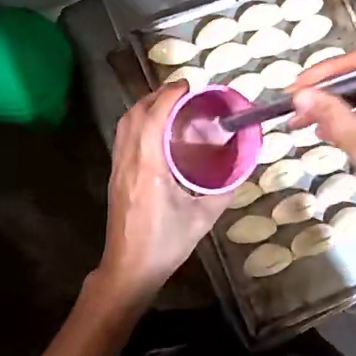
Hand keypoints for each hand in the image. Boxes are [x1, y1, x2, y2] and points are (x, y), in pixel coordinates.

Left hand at [97, 82, 226, 297]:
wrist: (129, 269)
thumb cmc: (166, 244)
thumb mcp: (202, 218)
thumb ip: (223, 190)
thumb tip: (241, 167)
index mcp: (148, 167)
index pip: (153, 117)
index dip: (169, 96)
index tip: (188, 86)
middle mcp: (128, 162)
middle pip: (134, 115)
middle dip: (155, 97)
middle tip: (181, 95)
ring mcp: (117, 169)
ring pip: (124, 126)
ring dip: (143, 109)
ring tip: (169, 108)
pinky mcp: (115, 178)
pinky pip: (122, 140)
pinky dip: (137, 125)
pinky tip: (156, 134)